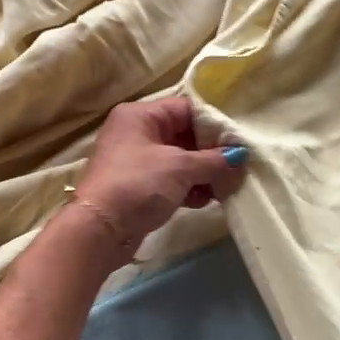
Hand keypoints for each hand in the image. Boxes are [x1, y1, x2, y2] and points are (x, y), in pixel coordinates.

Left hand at [73, 96, 247, 253]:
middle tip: (236, 167)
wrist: (100, 230)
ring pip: (179, 161)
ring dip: (202, 174)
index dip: (213, 124)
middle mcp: (135, 133)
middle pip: (184, 136)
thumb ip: (213, 160)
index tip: (237, 141)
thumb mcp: (180, 168)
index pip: (185, 109)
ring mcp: (136, 162)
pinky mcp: (138, 188)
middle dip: (210, 154)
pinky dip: (188, 188)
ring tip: (225, 187)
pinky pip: (170, 181)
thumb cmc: (138, 185)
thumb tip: (240, 156)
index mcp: (140, 116)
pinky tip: (205, 200)